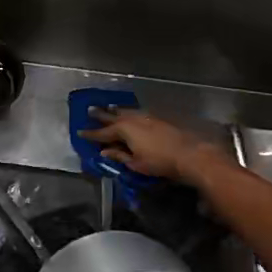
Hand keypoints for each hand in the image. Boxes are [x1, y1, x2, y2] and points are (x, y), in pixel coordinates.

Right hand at [78, 108, 225, 181]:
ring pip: (126, 111)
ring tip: (109, 107)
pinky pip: (138, 112)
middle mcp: (132, 119)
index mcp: (122, 130)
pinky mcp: (158, 118)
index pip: (101, 133)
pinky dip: (130, 112)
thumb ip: (119, 156)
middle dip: (100, 115)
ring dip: (116, 110)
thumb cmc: (160, 162)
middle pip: (112, 116)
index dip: (90, 134)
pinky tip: (131, 113)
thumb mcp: (136, 163)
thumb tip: (104, 151)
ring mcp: (146, 116)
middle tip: (90, 110)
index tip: (80, 132)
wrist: (191, 154)